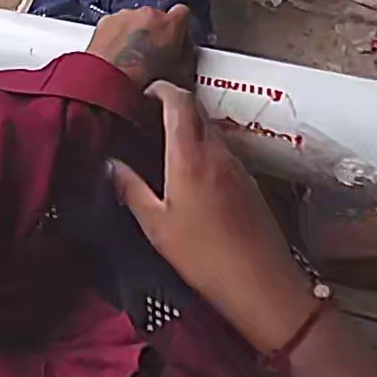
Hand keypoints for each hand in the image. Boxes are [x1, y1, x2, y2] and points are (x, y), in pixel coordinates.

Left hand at [84, 5, 195, 86]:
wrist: (113, 79)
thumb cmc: (145, 78)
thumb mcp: (181, 75)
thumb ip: (187, 60)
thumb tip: (186, 62)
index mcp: (172, 23)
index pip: (182, 14)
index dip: (179, 27)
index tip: (175, 39)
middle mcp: (148, 14)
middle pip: (156, 18)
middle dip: (155, 32)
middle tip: (151, 53)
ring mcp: (125, 15)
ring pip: (134, 20)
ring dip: (134, 33)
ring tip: (131, 56)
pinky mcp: (106, 21)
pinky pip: (114, 25)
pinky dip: (115, 35)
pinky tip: (115, 54)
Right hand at [110, 81, 318, 350]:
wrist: (264, 288)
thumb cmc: (205, 257)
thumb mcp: (156, 225)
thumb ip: (131, 189)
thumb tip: (112, 166)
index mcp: (190, 156)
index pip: (180, 101)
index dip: (162, 88)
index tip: (146, 92)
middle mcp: (218, 154)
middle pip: (197, 110)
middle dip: (174, 105)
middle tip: (149, 116)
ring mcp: (238, 167)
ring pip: (211, 131)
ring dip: (190, 128)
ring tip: (166, 145)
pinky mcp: (250, 184)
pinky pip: (223, 152)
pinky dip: (204, 149)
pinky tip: (191, 174)